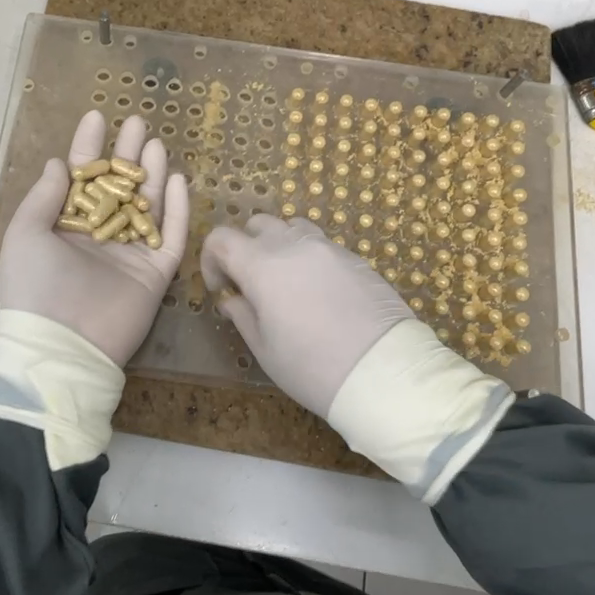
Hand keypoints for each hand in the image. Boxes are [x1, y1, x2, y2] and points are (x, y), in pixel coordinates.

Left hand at [0, 111, 188, 364]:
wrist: (64, 345)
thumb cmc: (36, 286)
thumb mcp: (25, 234)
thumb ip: (44, 197)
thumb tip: (56, 163)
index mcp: (65, 227)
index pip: (79, 179)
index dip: (87, 147)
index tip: (96, 116)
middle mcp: (99, 237)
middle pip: (117, 187)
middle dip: (125, 154)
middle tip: (136, 122)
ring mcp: (129, 255)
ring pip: (147, 206)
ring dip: (152, 174)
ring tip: (155, 142)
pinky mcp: (156, 274)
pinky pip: (172, 237)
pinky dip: (178, 210)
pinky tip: (178, 180)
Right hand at [199, 215, 411, 414]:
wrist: (382, 370)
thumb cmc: (312, 367)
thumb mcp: (265, 348)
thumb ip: (242, 314)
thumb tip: (232, 298)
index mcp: (262, 266)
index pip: (221, 238)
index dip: (212, 260)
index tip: (221, 288)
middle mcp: (293, 246)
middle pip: (257, 224)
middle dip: (245, 248)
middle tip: (250, 284)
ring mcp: (328, 248)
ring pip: (292, 227)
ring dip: (279, 245)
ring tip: (285, 280)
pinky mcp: (355, 258)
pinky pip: (321, 244)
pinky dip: (308, 257)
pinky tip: (317, 291)